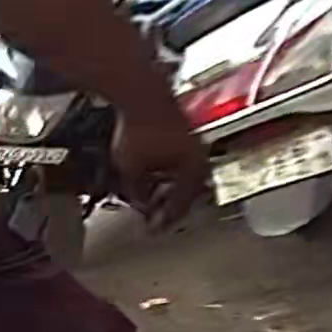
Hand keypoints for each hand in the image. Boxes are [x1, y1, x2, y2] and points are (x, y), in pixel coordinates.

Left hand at [111, 101, 208, 229]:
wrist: (144, 100)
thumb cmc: (140, 132)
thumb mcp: (131, 168)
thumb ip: (137, 189)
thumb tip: (140, 204)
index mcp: (193, 167)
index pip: (183, 201)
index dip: (167, 218)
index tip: (155, 231)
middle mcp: (200, 157)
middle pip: (186, 191)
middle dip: (169, 207)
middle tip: (155, 221)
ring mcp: (193, 147)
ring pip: (182, 179)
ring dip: (166, 193)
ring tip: (150, 205)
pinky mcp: (183, 139)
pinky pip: (176, 167)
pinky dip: (164, 179)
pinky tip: (151, 183)